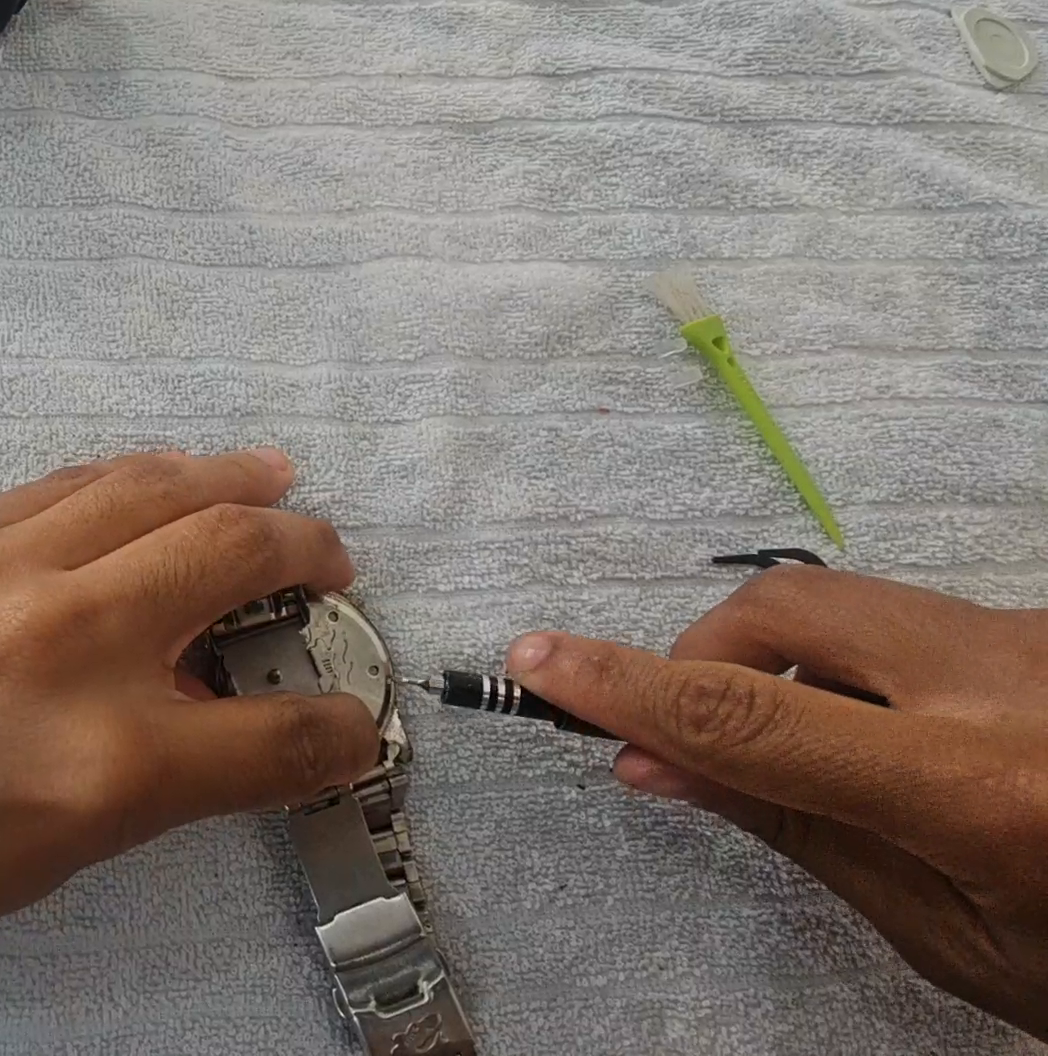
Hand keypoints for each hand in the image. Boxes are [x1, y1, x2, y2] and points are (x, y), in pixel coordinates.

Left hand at [0, 447, 376, 996]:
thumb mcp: (45, 853)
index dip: (334, 728)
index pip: (275, 735)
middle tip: (329, 554)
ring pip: (153, 487)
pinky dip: (132, 477)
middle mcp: (72, 638)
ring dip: (228, 477)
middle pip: (232, 554)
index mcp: (108, 757)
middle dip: (306, 549)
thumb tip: (207, 719)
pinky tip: (151, 479)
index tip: (350, 719)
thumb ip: (149, 776)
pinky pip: (68, 483)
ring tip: (269, 475)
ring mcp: (4, 567)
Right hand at [500, 565, 1047, 1038]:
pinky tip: (908, 728)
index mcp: (990, 796)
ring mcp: (1046, 639)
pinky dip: (860, 664)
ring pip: (846, 602)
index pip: (746, 718)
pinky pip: (909, 617)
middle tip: (706, 725)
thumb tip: (645, 759)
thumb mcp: (944, 929)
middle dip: (708, 650)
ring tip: (825, 737)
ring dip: (786, 659)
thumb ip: (788, 823)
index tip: (534, 660)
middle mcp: (1023, 688)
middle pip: (786, 606)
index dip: (624, 684)